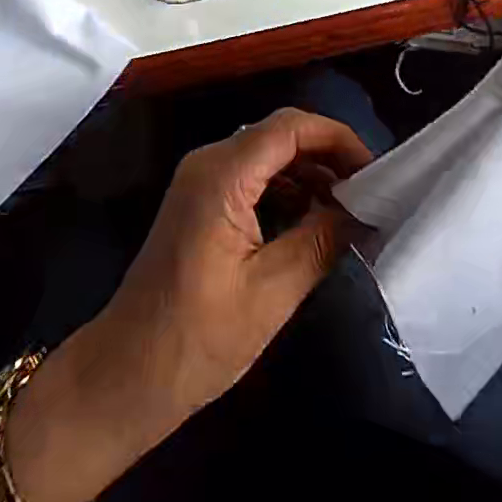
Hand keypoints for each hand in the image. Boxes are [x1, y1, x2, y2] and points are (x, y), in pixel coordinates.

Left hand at [1, 108, 371, 501]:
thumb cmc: (198, 338)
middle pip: (281, 134)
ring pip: (269, 153)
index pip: (291, 127)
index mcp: (222, 175)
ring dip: (311, 172)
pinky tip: (314, 217)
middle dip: (329, 155)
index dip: (338, 139)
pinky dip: (288, 187)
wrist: (126, 374)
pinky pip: (253, 175)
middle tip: (370, 190)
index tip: (376, 171)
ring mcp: (201, 180)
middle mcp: (208, 163)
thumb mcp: (273, 290)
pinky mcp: (201, 201)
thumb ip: (323, 238)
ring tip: (349, 207)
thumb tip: (364, 210)